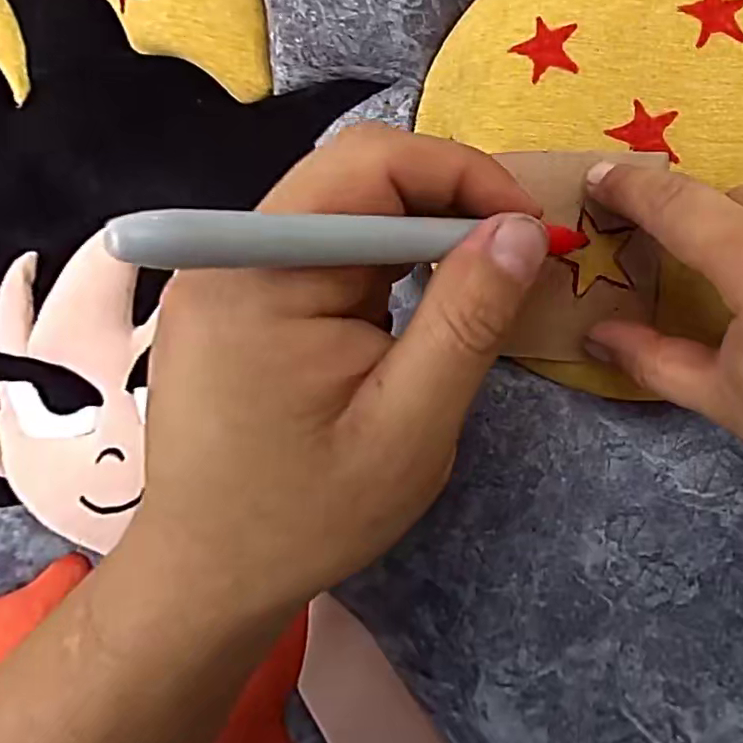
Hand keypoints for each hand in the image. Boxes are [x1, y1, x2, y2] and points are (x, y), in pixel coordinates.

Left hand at [132, 124, 547, 619]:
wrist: (211, 578)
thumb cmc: (308, 515)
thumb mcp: (411, 425)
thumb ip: (469, 319)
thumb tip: (524, 230)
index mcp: (262, 270)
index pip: (373, 164)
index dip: (466, 176)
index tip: (531, 228)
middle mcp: (238, 249)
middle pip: (362, 173)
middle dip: (455, 198)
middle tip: (518, 252)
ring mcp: (238, 268)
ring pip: (357, 205)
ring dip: (432, 228)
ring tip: (486, 277)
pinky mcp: (254, 292)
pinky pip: (341, 244)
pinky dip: (402, 256)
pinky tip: (433, 296)